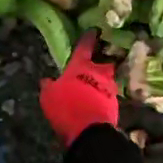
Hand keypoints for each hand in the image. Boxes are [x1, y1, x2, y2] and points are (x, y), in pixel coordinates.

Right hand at [39, 32, 119, 146]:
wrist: (91, 132)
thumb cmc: (67, 107)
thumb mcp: (49, 96)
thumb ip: (49, 86)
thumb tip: (47, 80)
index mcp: (81, 66)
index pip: (85, 47)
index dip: (88, 38)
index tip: (94, 31)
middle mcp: (98, 73)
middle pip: (104, 62)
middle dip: (102, 62)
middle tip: (97, 63)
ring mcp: (109, 89)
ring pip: (107, 79)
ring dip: (102, 81)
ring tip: (95, 85)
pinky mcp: (115, 105)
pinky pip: (108, 96)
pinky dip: (102, 97)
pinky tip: (96, 102)